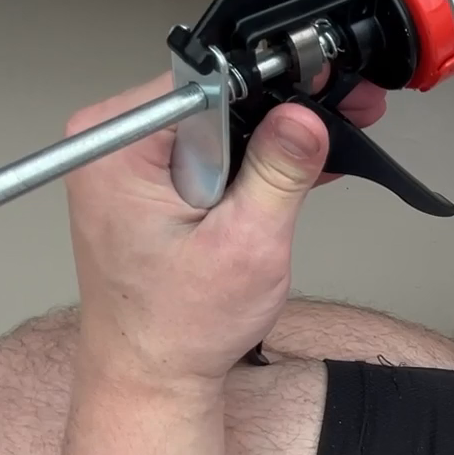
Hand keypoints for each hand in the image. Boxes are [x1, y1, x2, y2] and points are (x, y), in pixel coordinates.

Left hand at [61, 77, 386, 387]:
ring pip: (220, 128)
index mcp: (118, 145)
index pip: (208, 85)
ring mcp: (133, 163)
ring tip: (317, 166)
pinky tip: (291, 180)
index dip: (274, 90)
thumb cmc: (184, 323)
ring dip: (273, 147)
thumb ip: (277, 176)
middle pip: (215, 99)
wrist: (155, 370)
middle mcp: (115, 143)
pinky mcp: (155, 184)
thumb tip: (303, 119)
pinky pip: (214, 156)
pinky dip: (254, 167)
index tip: (326, 94)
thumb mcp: (247, 246)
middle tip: (337, 131)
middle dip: (281, 117)